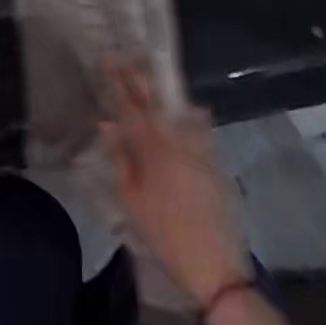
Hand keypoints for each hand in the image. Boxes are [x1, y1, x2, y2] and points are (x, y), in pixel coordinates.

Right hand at [99, 62, 248, 301]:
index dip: (121, 84)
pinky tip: (191, 112)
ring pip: (183, 115)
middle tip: (129, 58)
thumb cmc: (162, 232)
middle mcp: (179, 144)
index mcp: (153, 151)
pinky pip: (202, 133)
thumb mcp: (130, 197)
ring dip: (167, 95)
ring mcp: (202, 154)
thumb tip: (107, 124)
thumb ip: (121, 157)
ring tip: (157, 78)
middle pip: (157, 105)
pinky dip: (193, 118)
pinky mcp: (217, 168)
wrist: (214, 266)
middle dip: (141, 80)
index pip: (132, 109)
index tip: (111, 60)